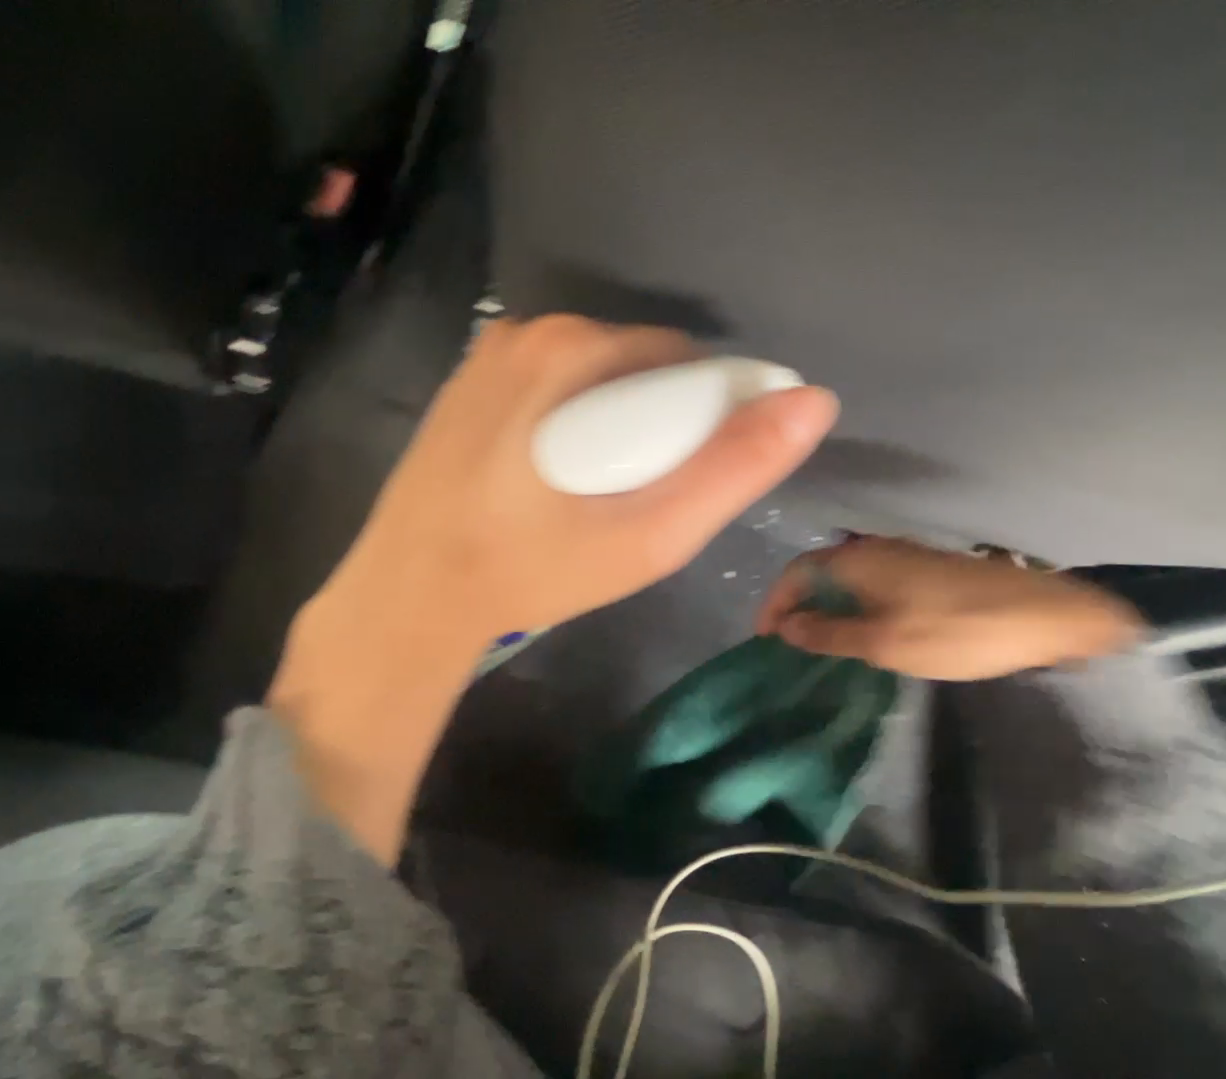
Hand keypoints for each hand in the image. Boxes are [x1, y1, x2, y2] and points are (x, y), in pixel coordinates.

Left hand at [313, 315, 838, 650]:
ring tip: (599, 496)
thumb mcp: (650, 532)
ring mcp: (485, 360)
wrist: (412, 598)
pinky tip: (554, 484)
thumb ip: (734, 467)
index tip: (689, 476)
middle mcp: (525, 333)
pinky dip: (568, 423)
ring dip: (612, 423)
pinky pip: (545, 391)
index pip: (678, 359)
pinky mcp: (463, 390)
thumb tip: (813, 399)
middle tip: (640, 498)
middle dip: (655, 419)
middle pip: (632, 365)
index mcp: (571, 347)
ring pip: (589, 378)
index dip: (702, 413)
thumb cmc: (534, 567)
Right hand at [754, 536, 1143, 679]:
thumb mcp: (885, 642)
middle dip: (796, 607)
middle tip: (787, 648)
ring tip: (817, 649)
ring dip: (826, 610)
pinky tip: (860, 638)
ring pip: (846, 580)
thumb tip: (788, 627)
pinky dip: (854, 609)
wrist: (1042, 616)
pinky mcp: (924, 572)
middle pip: (818, 573)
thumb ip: (830, 634)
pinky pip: (871, 586)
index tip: (764, 640)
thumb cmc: (956, 631)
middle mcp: (873, 550)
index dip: (773, 604)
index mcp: (856, 560)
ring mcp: (901, 558)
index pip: (794, 572)